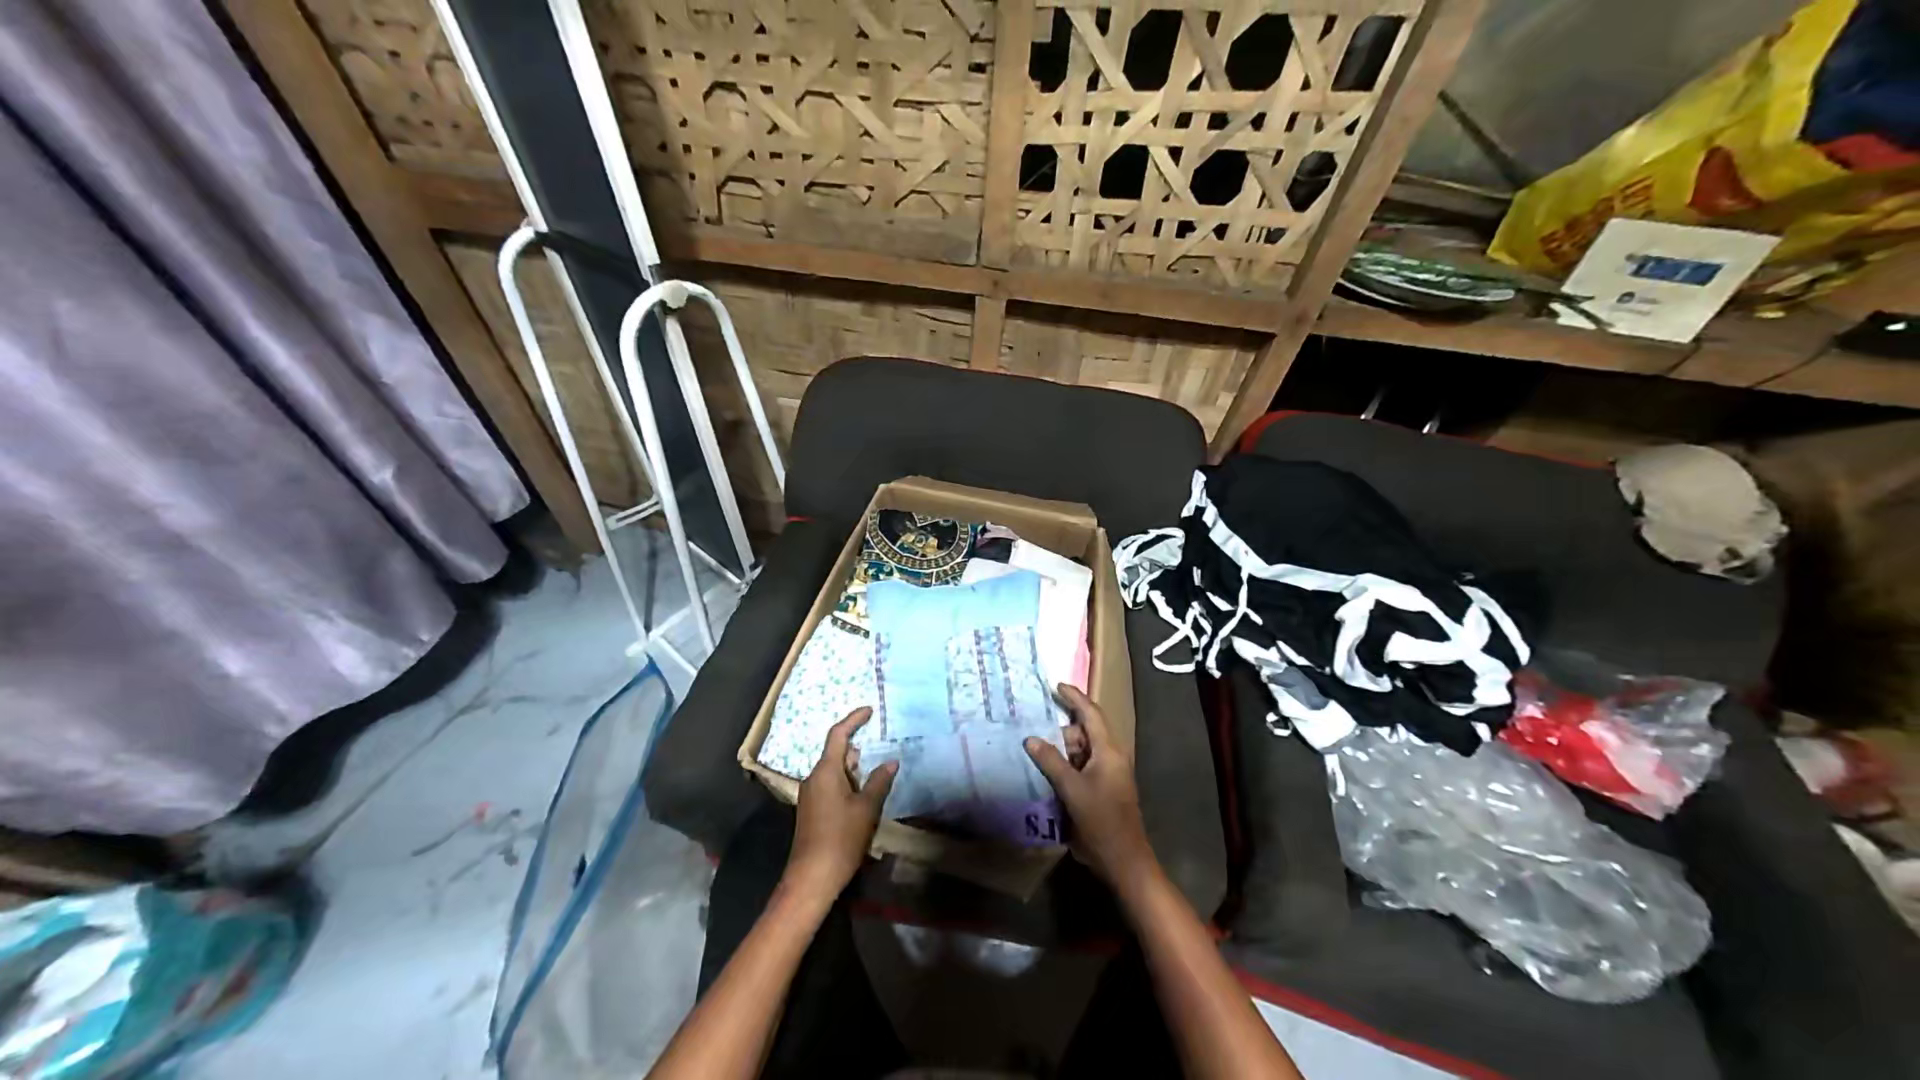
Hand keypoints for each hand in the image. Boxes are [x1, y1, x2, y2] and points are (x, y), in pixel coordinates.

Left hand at [783, 708, 896, 903]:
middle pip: (837, 753)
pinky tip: (863, 798)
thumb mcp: (867, 808)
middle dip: (858, 751)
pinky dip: (848, 784)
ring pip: (835, 772)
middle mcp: (814, 778)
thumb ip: (878, 781)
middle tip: (880, 753)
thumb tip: (890, 761)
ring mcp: (811, 795)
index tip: (869, 711)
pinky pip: (831, 786)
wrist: (813, 876)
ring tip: (877, 779)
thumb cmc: (841, 838)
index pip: (838, 735)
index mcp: (825, 771)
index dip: (854, 720)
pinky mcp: (812, 810)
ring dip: (855, 771)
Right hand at [1024, 685, 1156, 891]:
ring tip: (1039, 758)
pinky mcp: (1103, 789)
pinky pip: (1083, 767)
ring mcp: (1109, 774)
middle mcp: (1111, 757)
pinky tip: (1049, 774)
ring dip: (1062, 752)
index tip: (1056, 686)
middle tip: (1037, 739)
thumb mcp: (1071, 788)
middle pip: (1084, 733)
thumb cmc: (1100, 820)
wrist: (1123, 859)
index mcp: (1109, 751)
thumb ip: (1051, 761)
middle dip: (1061, 733)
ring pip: (1082, 751)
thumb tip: (1031, 738)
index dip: (1074, 698)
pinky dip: (1067, 766)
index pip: (1091, 714)